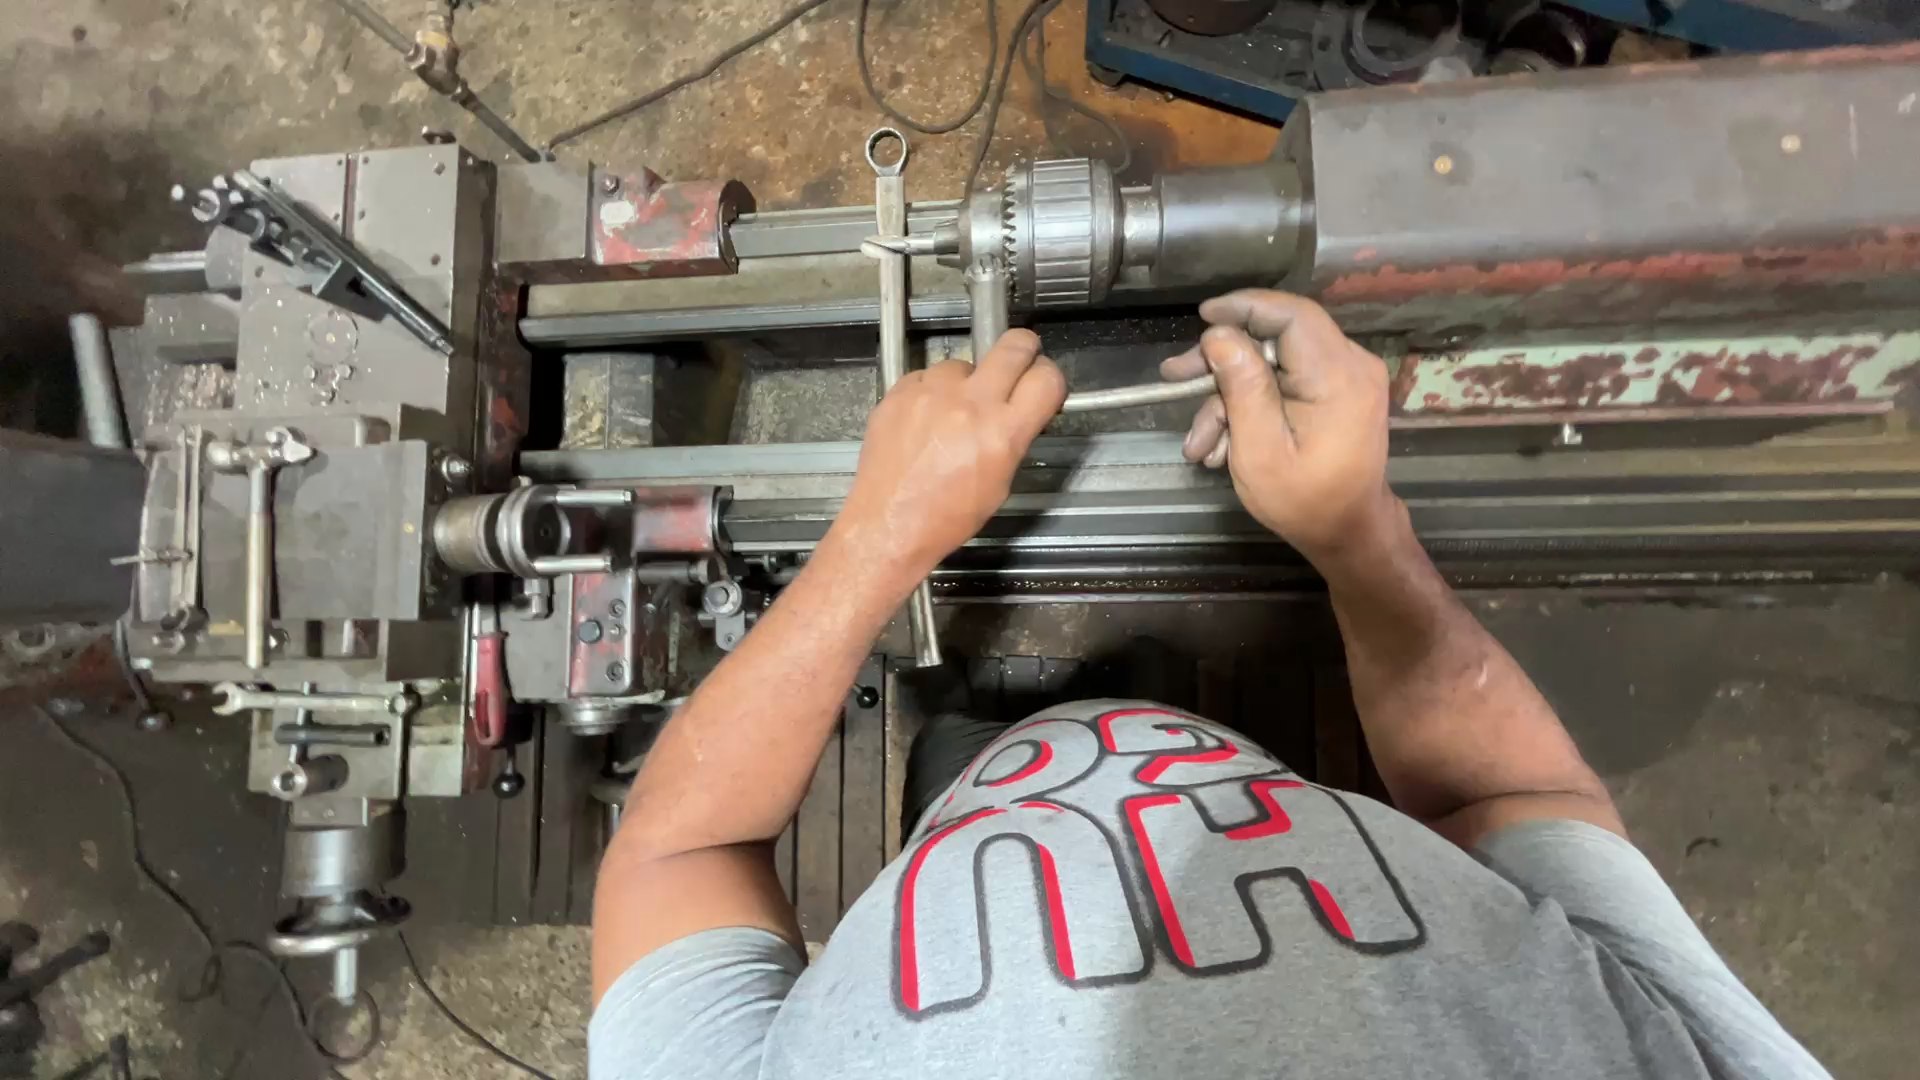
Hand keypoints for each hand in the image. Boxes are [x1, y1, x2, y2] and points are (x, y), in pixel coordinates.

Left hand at [831, 329, 1065, 583]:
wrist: (888, 524)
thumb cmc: (946, 517)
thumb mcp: (1000, 484)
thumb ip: (1014, 438)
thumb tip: (1020, 410)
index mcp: (1002, 433)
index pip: (1046, 378)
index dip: (1050, 378)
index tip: (1042, 382)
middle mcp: (969, 404)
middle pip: (1013, 346)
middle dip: (1023, 350)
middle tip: (1018, 363)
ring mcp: (931, 393)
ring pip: (963, 363)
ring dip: (966, 381)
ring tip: (953, 413)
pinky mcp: (900, 391)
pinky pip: (926, 376)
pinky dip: (931, 392)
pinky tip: (925, 421)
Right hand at [1163, 290, 1397, 563]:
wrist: (1346, 532)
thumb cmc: (1303, 500)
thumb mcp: (1259, 451)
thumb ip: (1242, 388)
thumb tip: (1219, 336)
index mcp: (1336, 376)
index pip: (1291, 315)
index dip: (1244, 307)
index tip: (1204, 317)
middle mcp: (1349, 365)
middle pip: (1275, 338)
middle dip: (1221, 362)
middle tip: (1175, 378)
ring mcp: (1344, 378)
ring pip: (1272, 366)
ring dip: (1228, 399)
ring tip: (1200, 445)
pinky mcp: (1335, 392)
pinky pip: (1284, 382)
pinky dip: (1249, 407)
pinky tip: (1222, 443)